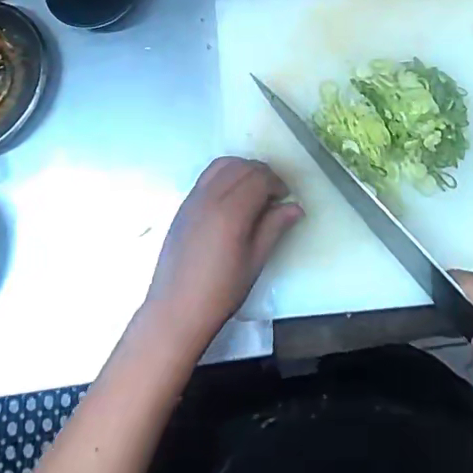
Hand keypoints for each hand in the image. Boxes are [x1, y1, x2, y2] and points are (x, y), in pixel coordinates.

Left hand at [141, 157, 302, 351]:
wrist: (177, 307)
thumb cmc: (221, 291)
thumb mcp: (254, 261)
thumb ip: (273, 228)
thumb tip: (295, 207)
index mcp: (230, 212)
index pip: (258, 178)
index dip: (276, 182)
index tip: (286, 197)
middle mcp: (210, 196)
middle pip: (241, 167)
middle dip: (262, 173)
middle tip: (274, 193)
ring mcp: (193, 198)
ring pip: (222, 165)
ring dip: (242, 168)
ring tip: (254, 189)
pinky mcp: (183, 204)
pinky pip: (206, 175)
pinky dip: (224, 173)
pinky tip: (232, 195)